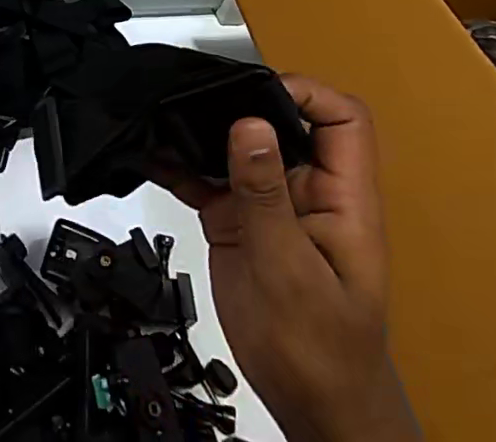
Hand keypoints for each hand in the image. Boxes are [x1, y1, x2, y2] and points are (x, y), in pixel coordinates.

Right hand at [160, 76, 420, 441]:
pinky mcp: (238, 221)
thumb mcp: (290, 269)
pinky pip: (207, 180)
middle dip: (237, 106)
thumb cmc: (321, 351)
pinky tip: (154, 160)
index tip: (254, 91)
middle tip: (193, 100)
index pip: (341, 119)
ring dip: (201, 135)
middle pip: (281, 123)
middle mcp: (306, 191)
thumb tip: (252, 126)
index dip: (305, 92)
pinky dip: (180, 169)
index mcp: (341, 197)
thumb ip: (267, 196)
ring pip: (237, 149)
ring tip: (164, 123)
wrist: (308, 404)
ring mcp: (269, 205)